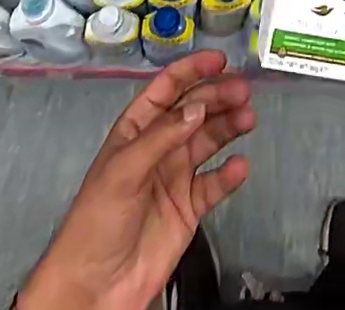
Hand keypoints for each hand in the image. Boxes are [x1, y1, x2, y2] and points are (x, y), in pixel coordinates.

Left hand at [16, 50, 254, 309]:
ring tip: (248, 118)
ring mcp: (175, 176)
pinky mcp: (188, 207)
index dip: (192, 70)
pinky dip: (229, 175)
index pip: (167, 89)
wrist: (96, 285)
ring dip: (228, 127)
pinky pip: (214, 185)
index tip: (219, 60)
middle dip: (218, 97)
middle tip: (243, 90)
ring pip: (208, 141)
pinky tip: (240, 167)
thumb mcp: (124, 169)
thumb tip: (197, 108)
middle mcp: (159, 146)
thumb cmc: (97, 218)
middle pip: (194, 112)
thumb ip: (162, 136)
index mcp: (137, 129)